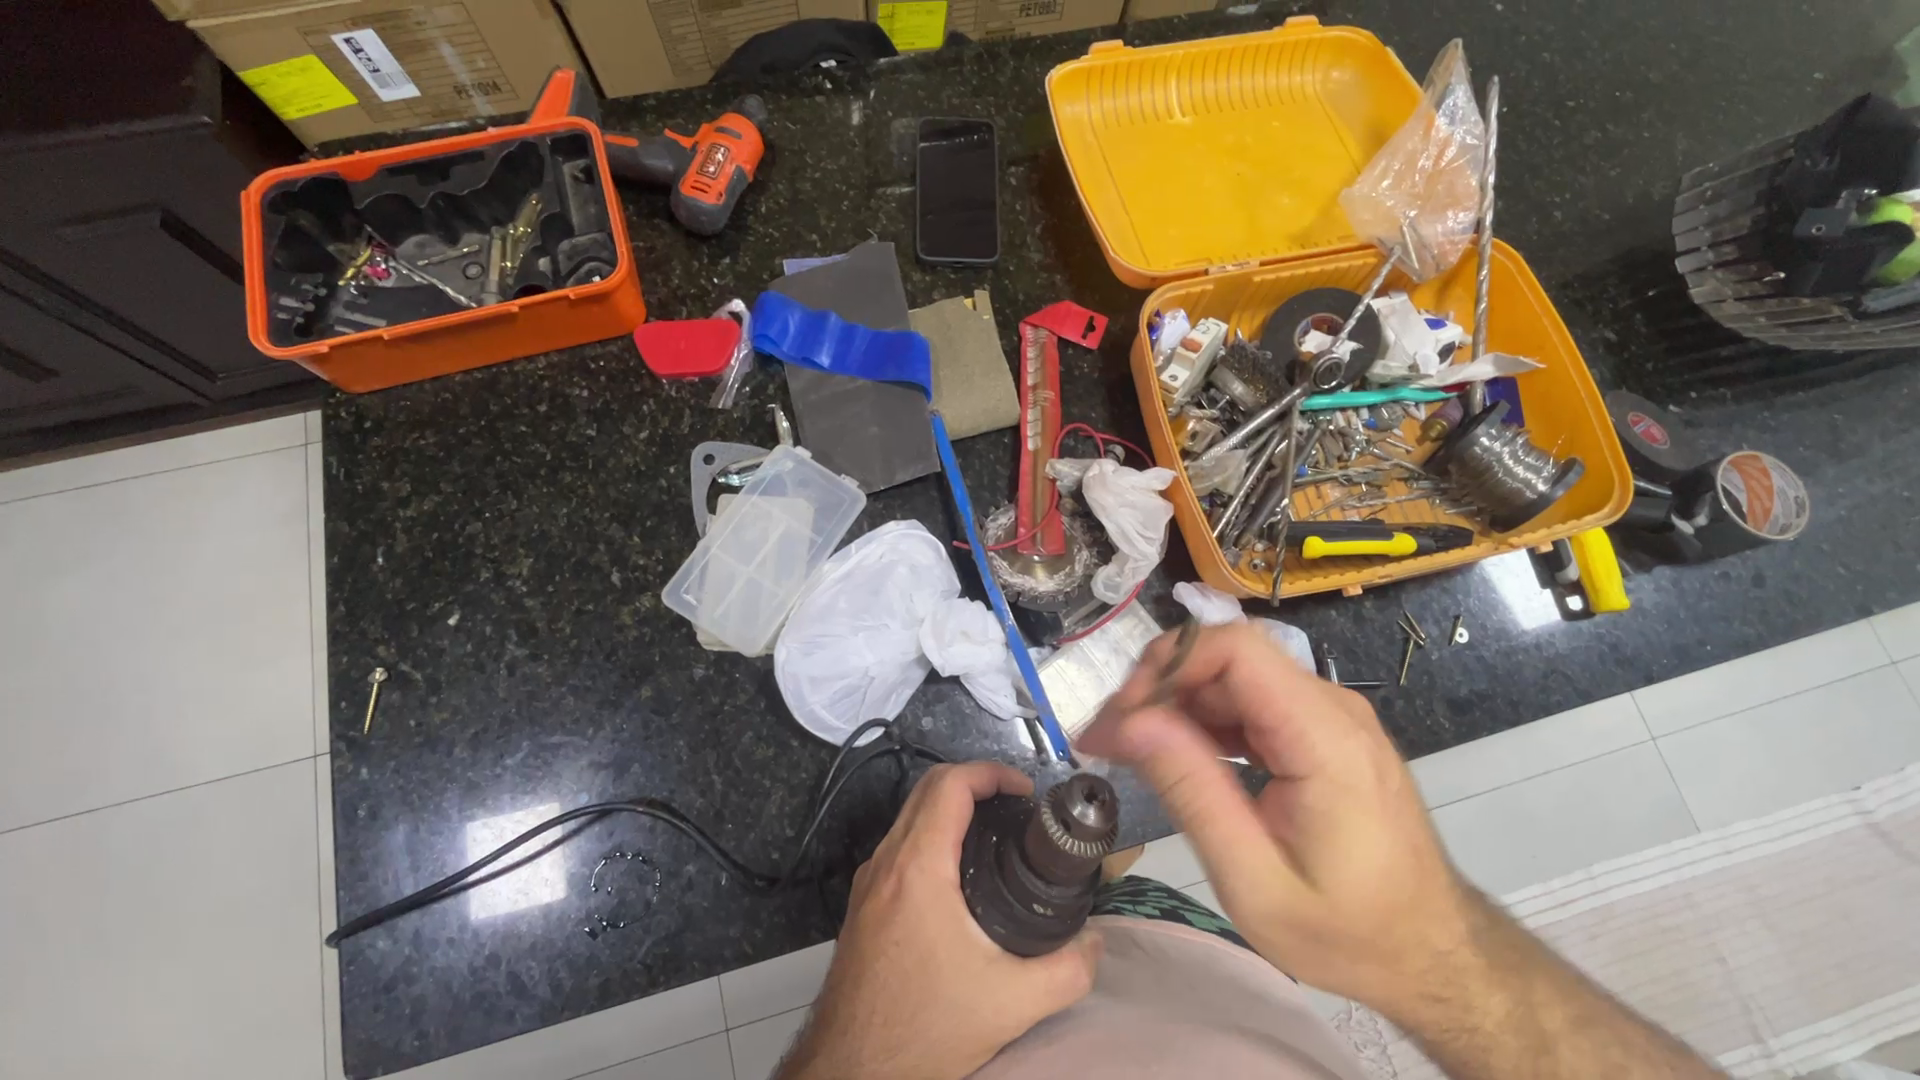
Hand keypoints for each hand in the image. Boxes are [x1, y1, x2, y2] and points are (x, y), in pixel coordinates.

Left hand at [779, 763, 1101, 1079]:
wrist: (852, 1071)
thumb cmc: (925, 1029)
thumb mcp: (1012, 1003)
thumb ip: (1068, 969)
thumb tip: (1096, 940)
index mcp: (917, 868)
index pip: (949, 785)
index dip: (991, 772)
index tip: (1026, 790)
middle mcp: (885, 863)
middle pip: (927, 789)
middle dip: (975, 783)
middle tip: (1018, 807)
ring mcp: (867, 883)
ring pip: (909, 817)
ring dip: (951, 809)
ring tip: (997, 834)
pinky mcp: (862, 905)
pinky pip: (900, 847)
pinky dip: (933, 836)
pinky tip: (964, 874)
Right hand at [1077, 622, 1474, 1017]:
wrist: (1428, 954)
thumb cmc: (1346, 933)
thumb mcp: (1254, 881)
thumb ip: (1193, 793)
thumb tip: (1130, 723)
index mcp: (1324, 738)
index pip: (1236, 648)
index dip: (1168, 665)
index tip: (1123, 717)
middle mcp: (1331, 708)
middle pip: (1228, 658)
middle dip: (1159, 688)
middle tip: (1109, 741)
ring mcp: (1330, 717)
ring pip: (1233, 678)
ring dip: (1175, 706)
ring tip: (1129, 752)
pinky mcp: (1321, 732)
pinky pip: (1250, 704)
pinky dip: (1204, 723)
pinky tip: (1175, 758)